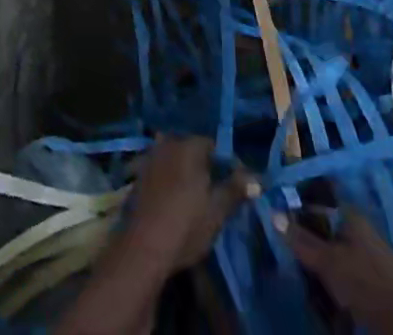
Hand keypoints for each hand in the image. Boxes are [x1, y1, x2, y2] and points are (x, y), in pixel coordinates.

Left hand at [122, 134, 257, 274]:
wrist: (143, 247)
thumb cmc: (186, 225)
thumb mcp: (217, 210)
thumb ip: (235, 190)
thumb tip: (255, 179)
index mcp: (187, 147)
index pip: (213, 145)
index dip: (228, 163)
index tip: (237, 183)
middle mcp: (166, 145)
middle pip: (191, 149)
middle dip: (205, 164)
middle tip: (218, 188)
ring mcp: (148, 159)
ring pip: (174, 158)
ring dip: (186, 170)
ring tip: (197, 195)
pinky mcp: (137, 176)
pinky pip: (160, 169)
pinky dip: (170, 177)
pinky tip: (175, 197)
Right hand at [283, 212, 392, 334]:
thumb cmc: (369, 285)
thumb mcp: (329, 262)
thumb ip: (300, 239)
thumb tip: (271, 211)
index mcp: (350, 217)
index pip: (314, 204)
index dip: (293, 212)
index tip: (271, 223)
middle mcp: (358, 231)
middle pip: (321, 230)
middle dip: (302, 242)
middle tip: (282, 255)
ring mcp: (367, 257)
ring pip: (331, 254)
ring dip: (314, 266)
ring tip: (299, 279)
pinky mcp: (372, 282)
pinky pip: (342, 274)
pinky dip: (329, 282)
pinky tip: (319, 294)